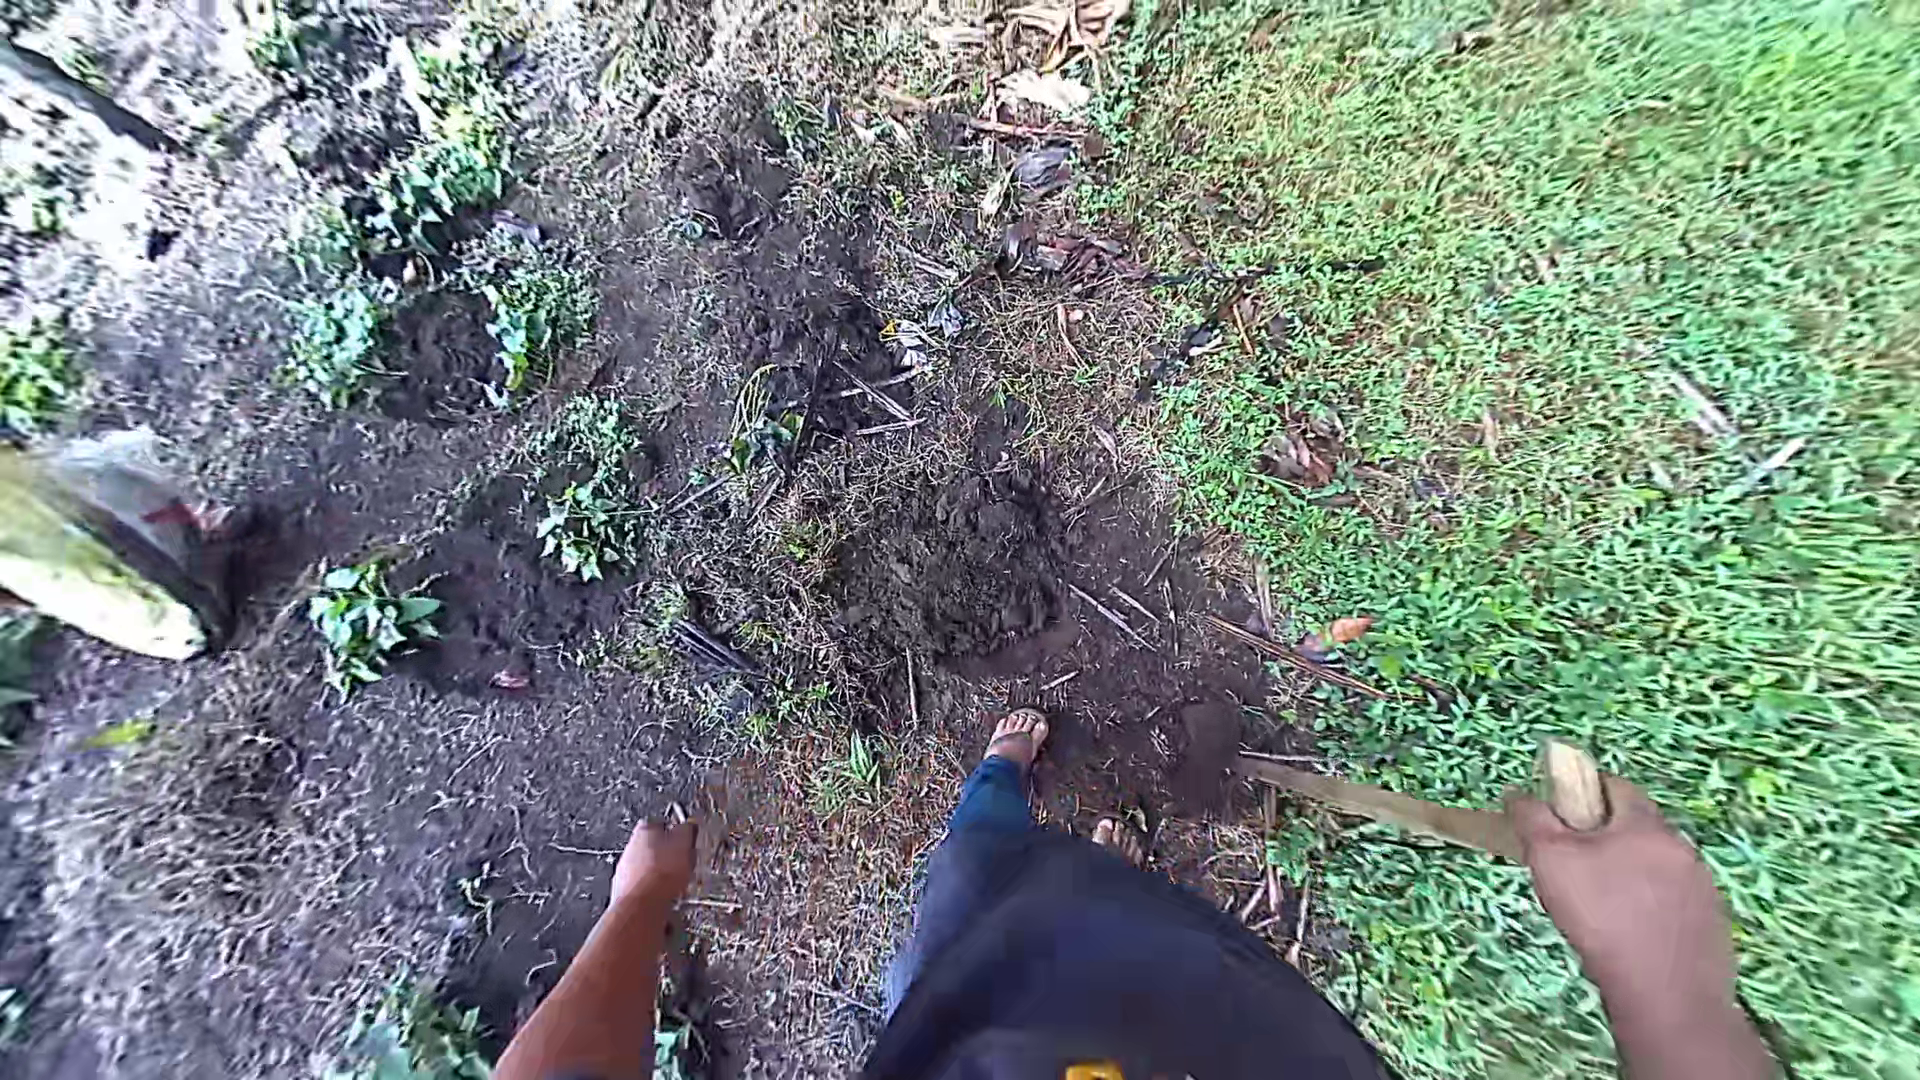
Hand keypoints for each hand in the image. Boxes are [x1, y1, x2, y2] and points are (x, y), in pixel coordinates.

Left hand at [610, 820, 696, 910]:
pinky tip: (666, 895)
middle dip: (668, 853)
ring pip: (648, 868)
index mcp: (643, 830)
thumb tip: (688, 824)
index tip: (686, 837)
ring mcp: (624, 873)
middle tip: (684, 860)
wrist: (642, 908)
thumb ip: (686, 829)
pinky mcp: (625, 894)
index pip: (661, 822)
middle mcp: (629, 849)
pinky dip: (654, 890)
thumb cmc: (661, 872)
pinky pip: (644, 887)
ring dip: (661, 873)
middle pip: (653, 846)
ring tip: (678, 881)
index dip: (676, 830)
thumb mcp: (685, 841)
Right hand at [1508, 777, 1736, 1004]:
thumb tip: (1518, 793)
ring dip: (1618, 864)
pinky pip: (1666, 891)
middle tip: (1565, 855)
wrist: (1663, 992)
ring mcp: (1704, 890)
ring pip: (1648, 859)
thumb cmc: (1597, 910)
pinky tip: (1619, 919)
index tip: (1556, 813)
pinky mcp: (1711, 923)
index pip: (1615, 785)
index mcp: (1648, 828)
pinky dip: (1640, 894)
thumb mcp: (1546, 853)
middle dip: (1597, 831)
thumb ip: (1530, 814)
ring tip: (1589, 892)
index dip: (1580, 789)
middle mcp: (1684, 852)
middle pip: (1632, 824)